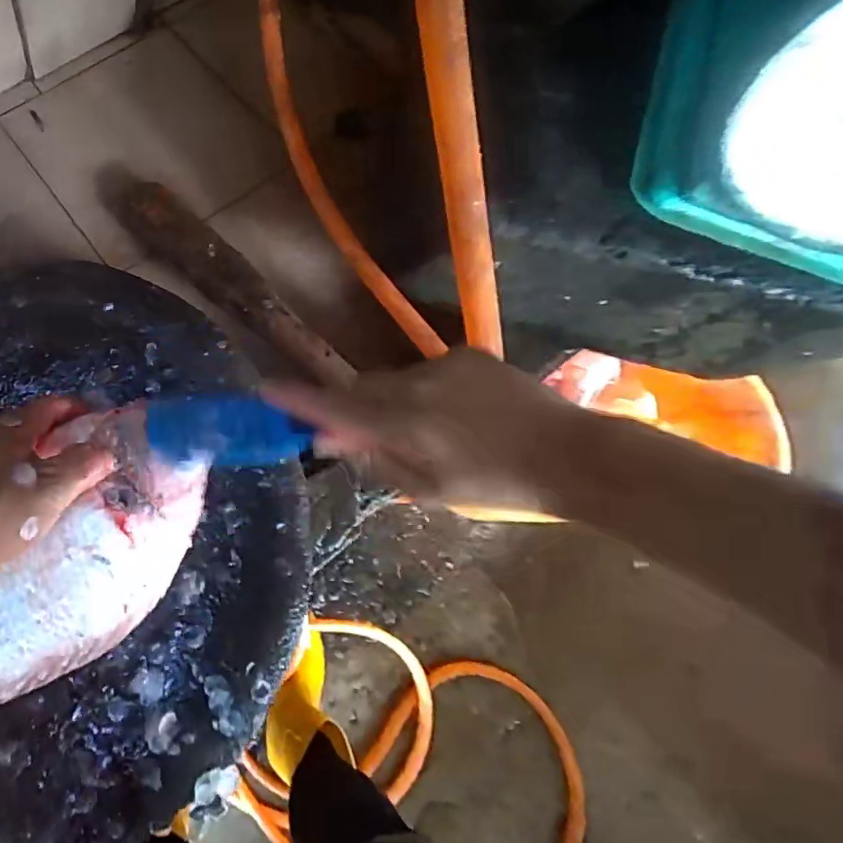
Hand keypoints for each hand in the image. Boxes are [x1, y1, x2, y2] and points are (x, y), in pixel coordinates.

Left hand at [0, 396, 116, 584]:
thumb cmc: (1, 518)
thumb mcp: (51, 493)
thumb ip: (80, 468)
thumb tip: (106, 449)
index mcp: (11, 435)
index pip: (45, 407)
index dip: (71, 407)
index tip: (92, 414)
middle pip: (20, 421)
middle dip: (47, 425)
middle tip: (70, 439)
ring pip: (0, 443)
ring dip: (24, 446)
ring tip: (42, 463)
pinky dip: (5, 468)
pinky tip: (8, 487)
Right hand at [262, 350, 576, 510]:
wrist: (577, 456)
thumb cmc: (500, 486)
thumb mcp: (430, 488)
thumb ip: (376, 458)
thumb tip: (330, 438)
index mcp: (405, 423)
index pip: (337, 407)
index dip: (299, 397)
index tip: (266, 387)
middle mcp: (416, 384)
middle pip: (362, 389)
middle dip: (355, 407)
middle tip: (366, 434)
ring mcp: (443, 364)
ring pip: (394, 381)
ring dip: (394, 401)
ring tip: (431, 431)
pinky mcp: (467, 354)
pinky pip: (426, 371)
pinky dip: (426, 390)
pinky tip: (458, 414)